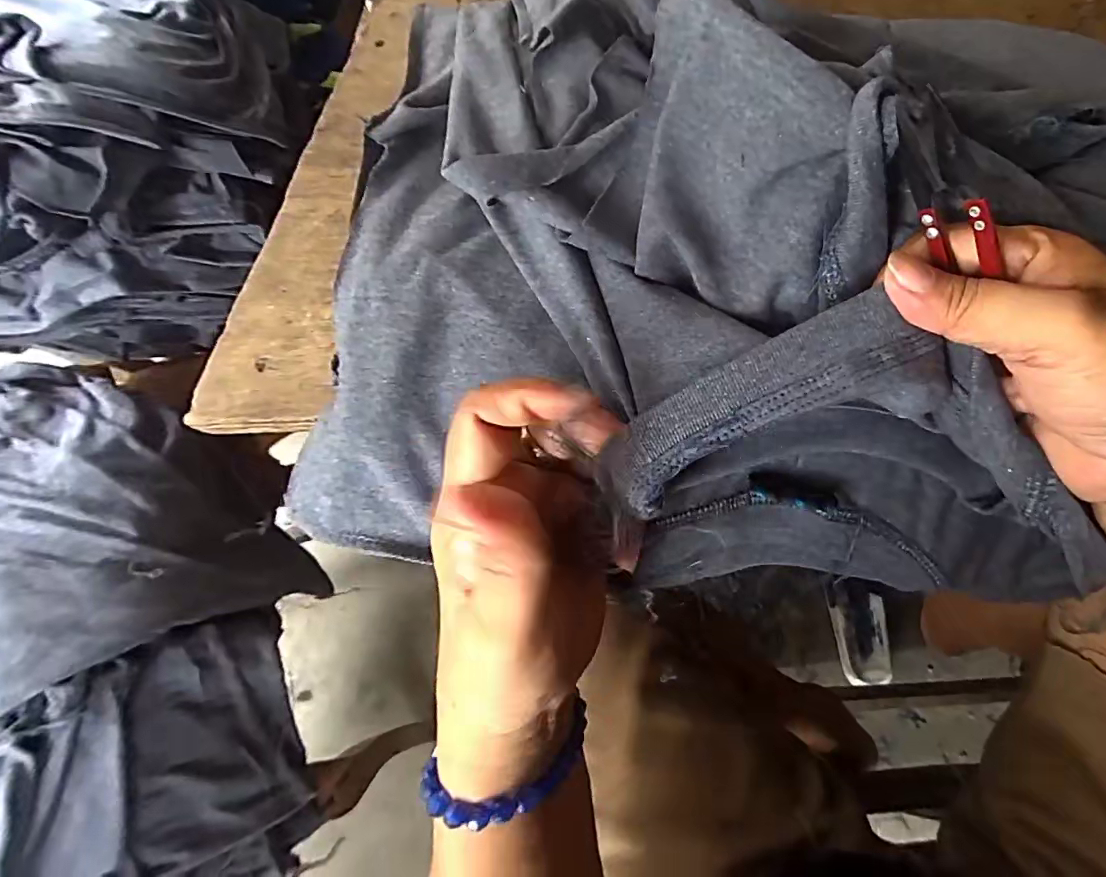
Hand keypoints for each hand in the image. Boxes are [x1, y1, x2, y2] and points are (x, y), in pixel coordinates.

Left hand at [430, 380, 623, 799]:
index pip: (482, 419)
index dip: (525, 397)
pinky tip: (635, 505)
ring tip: (634, 478)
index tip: (580, 407)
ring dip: (603, 447)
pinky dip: (618, 478)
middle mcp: (501, 491)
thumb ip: (500, 559)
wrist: (527, 708)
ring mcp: (535, 504)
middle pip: (532, 421)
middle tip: (622, 446)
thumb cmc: (501, 669)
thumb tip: (470, 494)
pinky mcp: (567, 520)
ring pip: (568, 444)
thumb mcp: (504, 623)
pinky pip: (593, 478)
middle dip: (577, 419)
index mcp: (471, 504)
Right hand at [881, 224, 1105, 519]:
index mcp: (1035, 257)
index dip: (914, 265)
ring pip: (939, 329)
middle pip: (940, 285)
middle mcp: (1015, 291)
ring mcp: (1004, 342)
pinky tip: (900, 380)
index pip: (953, 244)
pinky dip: (927, 374)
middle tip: (869, 336)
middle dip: (906, 305)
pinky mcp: (996, 386)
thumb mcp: (1055, 328)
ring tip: (876, 360)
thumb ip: (971, 303)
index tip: (877, 303)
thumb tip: (889, 275)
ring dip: (912, 342)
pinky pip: (948, 369)